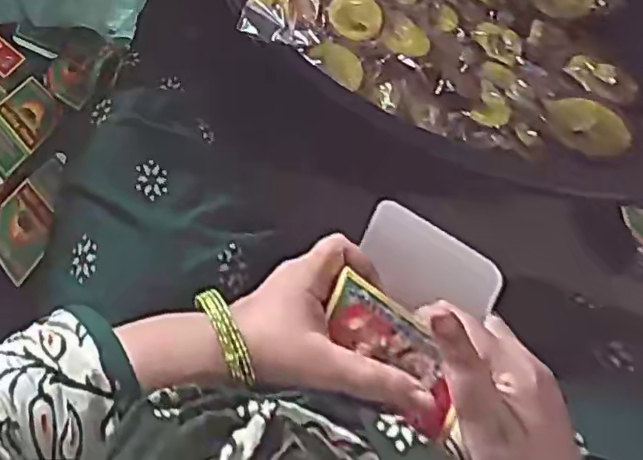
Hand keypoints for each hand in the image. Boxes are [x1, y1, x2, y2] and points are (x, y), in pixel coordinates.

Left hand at [230, 234, 433, 413]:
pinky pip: (318, 310)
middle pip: (343, 276)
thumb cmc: (272, 347)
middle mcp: (298, 274)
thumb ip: (376, 380)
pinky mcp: (282, 310)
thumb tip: (421, 395)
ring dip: (351, 323)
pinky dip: (334, 330)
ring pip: (331, 296)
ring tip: (364, 354)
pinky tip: (338, 359)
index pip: (343, 246)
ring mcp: (288, 291)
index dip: (368, 268)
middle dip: (366, 307)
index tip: (382, 304)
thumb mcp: (328, 365)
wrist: (221, 353)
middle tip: (381, 339)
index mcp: (307, 272)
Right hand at [421, 303, 579, 459]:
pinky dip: (477, 375)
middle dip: (444, 338)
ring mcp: (538, 387)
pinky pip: (498, 372)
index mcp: (517, 362)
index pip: (459, 315)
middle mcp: (530, 366)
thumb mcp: (481, 414)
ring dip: (460, 357)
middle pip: (474, 329)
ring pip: (486, 350)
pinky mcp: (538, 407)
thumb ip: (460, 359)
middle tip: (420, 362)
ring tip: (439, 381)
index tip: (405, 343)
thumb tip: (436, 311)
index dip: (426, 322)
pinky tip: (466, 399)